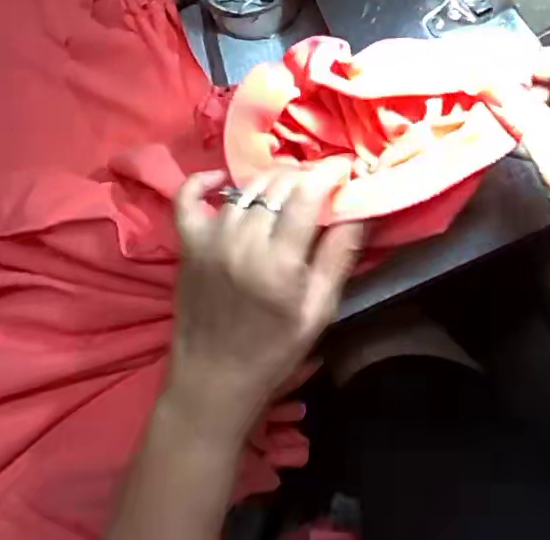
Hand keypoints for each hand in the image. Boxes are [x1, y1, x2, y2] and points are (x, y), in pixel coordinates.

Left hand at [165, 166, 364, 438]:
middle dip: (306, 175)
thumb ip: (339, 255)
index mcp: (279, 262)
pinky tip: (221, 179)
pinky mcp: (188, 244)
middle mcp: (243, 242)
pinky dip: (202, 182)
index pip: (308, 194)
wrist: (213, 382)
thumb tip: (361, 208)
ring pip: (247, 188)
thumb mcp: (319, 310)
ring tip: (289, 189)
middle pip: (279, 184)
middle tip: (322, 184)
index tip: (346, 167)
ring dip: (272, 181)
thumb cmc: (274, 350)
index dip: (330, 172)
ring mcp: (211, 239)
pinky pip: (188, 198)